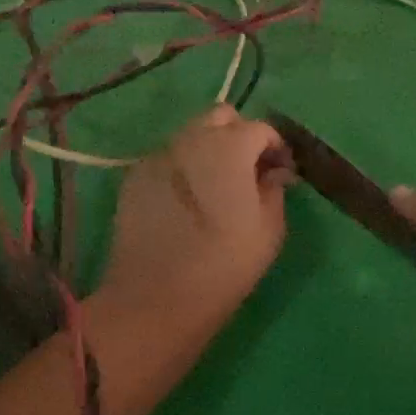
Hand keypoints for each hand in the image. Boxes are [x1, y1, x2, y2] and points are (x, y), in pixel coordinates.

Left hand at [101, 105, 291, 318]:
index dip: (274, 147)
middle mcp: (192, 138)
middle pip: (220, 117)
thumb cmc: (224, 265)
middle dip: (238, 134)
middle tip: (247, 170)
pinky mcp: (135, 174)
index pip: (260, 128)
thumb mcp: (268, 231)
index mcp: (230, 146)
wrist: (155, 297)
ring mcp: (159, 154)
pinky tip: (184, 202)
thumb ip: (274, 189)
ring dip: (208, 149)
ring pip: (190, 135)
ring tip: (214, 186)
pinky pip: (167, 159)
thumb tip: (274, 171)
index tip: (280, 172)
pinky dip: (182, 168)